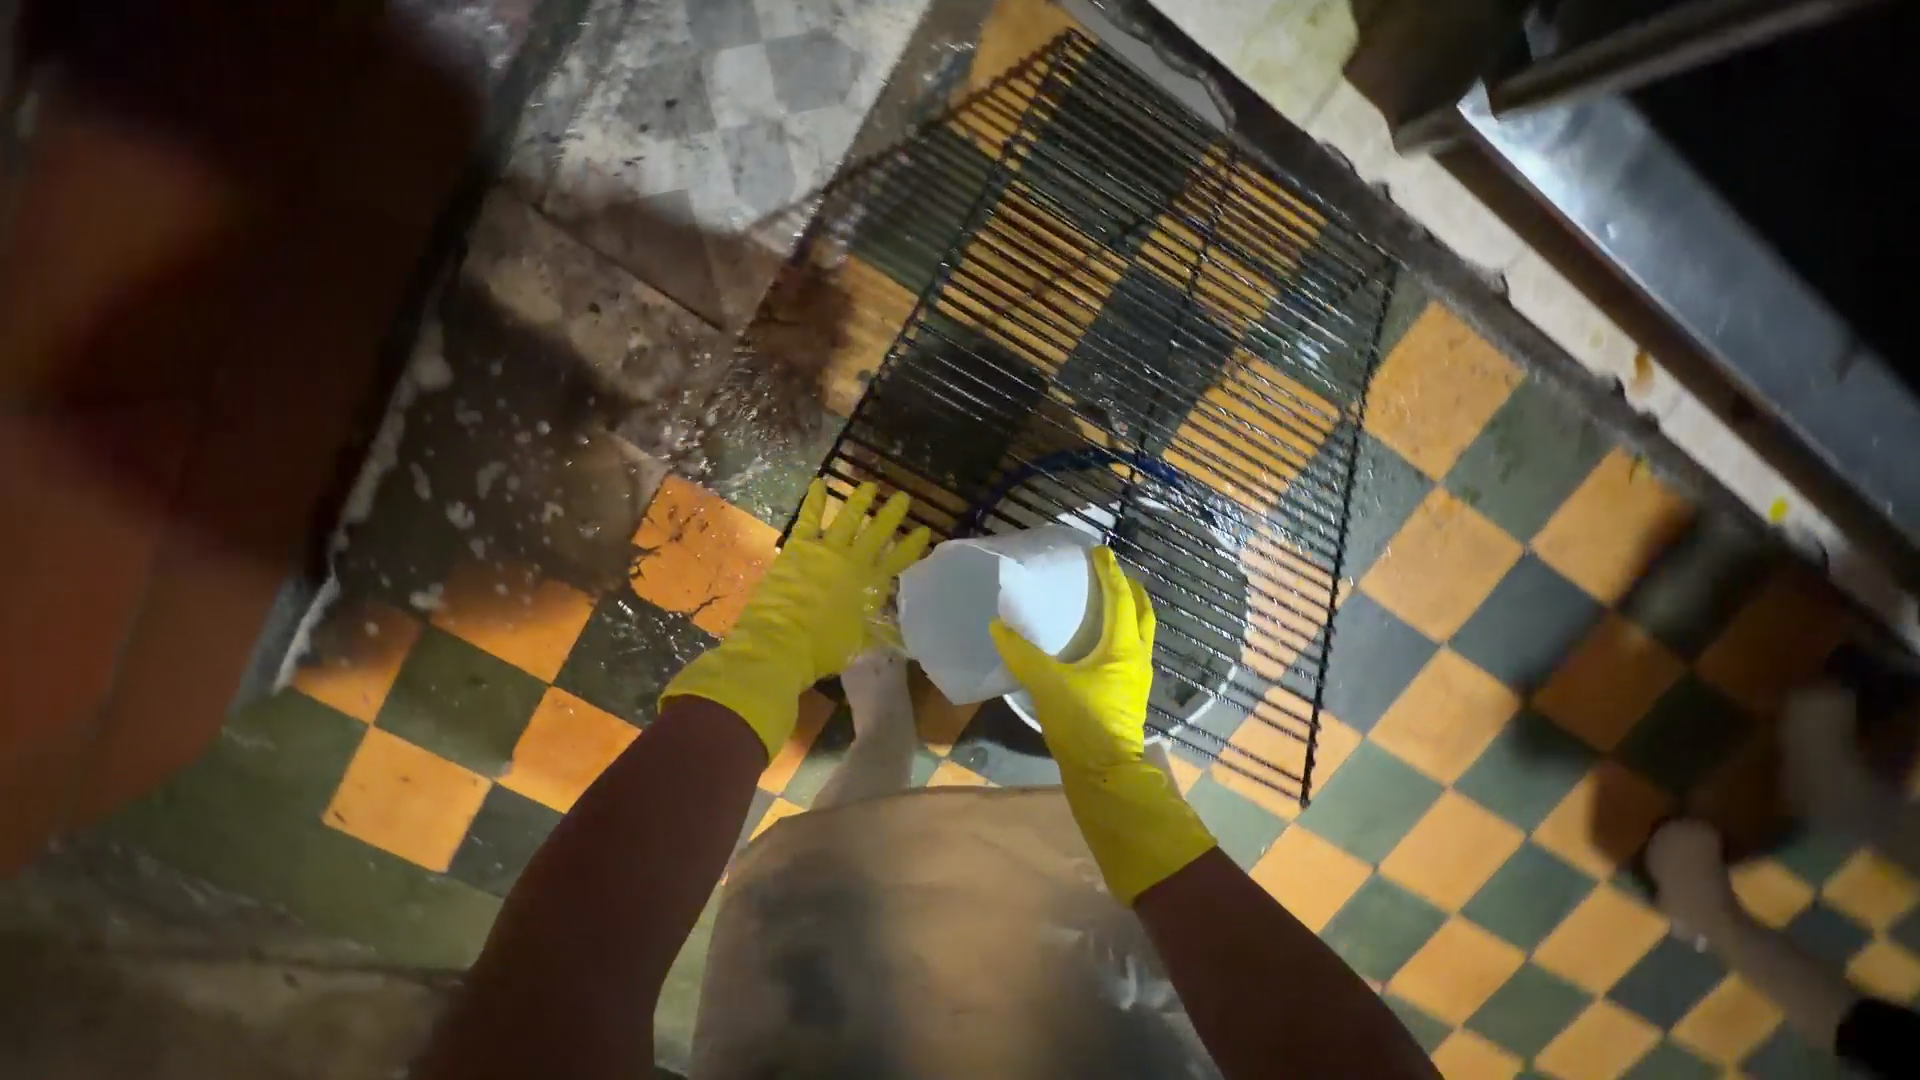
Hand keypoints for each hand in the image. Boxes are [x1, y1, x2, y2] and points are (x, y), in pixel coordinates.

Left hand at [661, 479, 929, 758]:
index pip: (897, 561)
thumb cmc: (823, 650)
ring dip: (859, 501)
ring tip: (869, 485)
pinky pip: (808, 518)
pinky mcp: (799, 547)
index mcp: (869, 587)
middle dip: (891, 516)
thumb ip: (879, 634)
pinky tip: (819, 483)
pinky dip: (814, 500)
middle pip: (877, 534)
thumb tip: (902, 639)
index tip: (924, 530)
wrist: (783, 643)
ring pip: (847, 519)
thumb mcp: (859, 644)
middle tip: (903, 498)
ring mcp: (825, 551)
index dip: (912, 546)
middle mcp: (852, 563)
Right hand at [989, 546, 1155, 773]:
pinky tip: (1100, 643)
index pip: (1120, 599)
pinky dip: (1122, 635)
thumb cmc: (1084, 726)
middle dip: (1130, 590)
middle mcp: (1137, 658)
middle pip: (1142, 613)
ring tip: (1108, 602)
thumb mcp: (1048, 686)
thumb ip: (1023, 655)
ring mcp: (1137, 679)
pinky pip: (1131, 652)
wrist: (1106, 776)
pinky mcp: (1129, 695)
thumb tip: (998, 625)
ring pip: (1140, 634)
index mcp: (1123, 649)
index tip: (1100, 551)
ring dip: (1129, 612)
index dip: (1110, 573)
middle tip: (1112, 573)